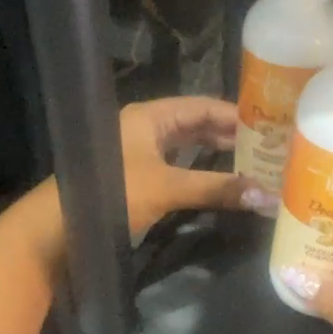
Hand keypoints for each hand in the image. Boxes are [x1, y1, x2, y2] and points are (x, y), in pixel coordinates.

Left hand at [118, 96, 262, 232]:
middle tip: (267, 146)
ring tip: (252, 162)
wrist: (62, 227)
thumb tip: (266, 195)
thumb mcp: (169, 188)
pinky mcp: (137, 177)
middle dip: (229, 135)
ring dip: (216, 154)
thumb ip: (217, 188)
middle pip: (195, 125)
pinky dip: (200, 171)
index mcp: (149, 117)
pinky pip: (177, 166)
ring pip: (186, 147)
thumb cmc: (114, 194)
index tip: (269, 125)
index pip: (201, 106)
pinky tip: (220, 181)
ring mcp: (139, 152)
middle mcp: (145, 128)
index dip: (235, 114)